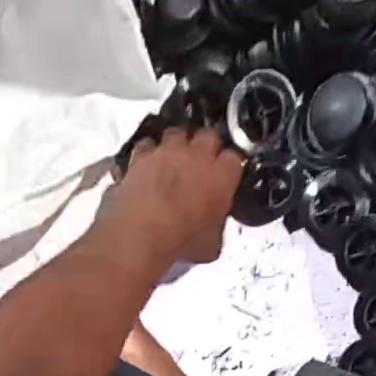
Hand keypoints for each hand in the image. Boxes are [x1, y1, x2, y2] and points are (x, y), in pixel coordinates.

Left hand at [100, 128, 244, 265]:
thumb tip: (212, 232)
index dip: (228, 169)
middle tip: (201, 165)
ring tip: (173, 160)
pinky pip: (147, 145)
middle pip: (208, 135)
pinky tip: (147, 165)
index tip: (224, 178)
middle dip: (206, 146)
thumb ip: (216, 228)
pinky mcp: (141, 155)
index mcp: (222, 176)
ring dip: (177, 144)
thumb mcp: (210, 244)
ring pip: (177, 132)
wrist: (142, 233)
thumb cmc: (182, 240)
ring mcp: (167, 151)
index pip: (234, 160)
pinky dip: (148, 153)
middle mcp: (197, 155)